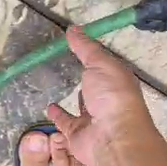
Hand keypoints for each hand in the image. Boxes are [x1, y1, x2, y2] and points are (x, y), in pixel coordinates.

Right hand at [47, 27, 153, 165]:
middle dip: (87, 76)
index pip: (104, 64)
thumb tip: (73, 28)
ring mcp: (93, 117)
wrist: (111, 137)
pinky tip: (48, 106)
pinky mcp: (77, 133)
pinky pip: (65, 121)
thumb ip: (86, 47)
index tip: (76, 42)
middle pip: (95, 85)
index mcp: (118, 80)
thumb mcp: (100, 63)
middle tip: (68, 63)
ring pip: (82, 105)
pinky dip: (57, 114)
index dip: (92, 53)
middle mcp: (107, 99)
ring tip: (59, 83)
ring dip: (74, 97)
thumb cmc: (111, 95)